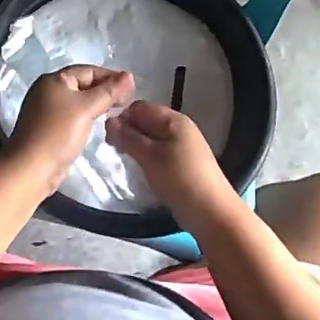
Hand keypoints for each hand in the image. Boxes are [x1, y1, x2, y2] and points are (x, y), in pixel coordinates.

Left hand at [4, 66, 134, 188]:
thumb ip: (109, 91)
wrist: (31, 168)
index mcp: (54, 79)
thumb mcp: (86, 108)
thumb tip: (129, 75)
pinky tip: (99, 123)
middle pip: (83, 84)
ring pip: (78, 100)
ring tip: (117, 112)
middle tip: (128, 102)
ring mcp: (46, 109)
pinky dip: (87, 115)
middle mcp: (47, 90)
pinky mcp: (48, 126)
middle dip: (105, 90)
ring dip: (97, 104)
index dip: (111, 77)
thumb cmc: (58, 133)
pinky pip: (72, 114)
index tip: (132, 89)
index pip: (88, 70)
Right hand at [105, 101, 241, 231]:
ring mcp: (182, 146)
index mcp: (174, 119)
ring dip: (136, 146)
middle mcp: (179, 128)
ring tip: (125, 160)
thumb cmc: (179, 178)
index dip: (123, 118)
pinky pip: (158, 153)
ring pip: (151, 139)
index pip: (140, 108)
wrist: (210, 211)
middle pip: (146, 121)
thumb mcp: (149, 156)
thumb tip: (109, 121)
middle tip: (114, 149)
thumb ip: (128, 137)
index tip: (108, 135)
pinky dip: (147, 157)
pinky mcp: (182, 164)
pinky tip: (140, 169)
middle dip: (128, 132)